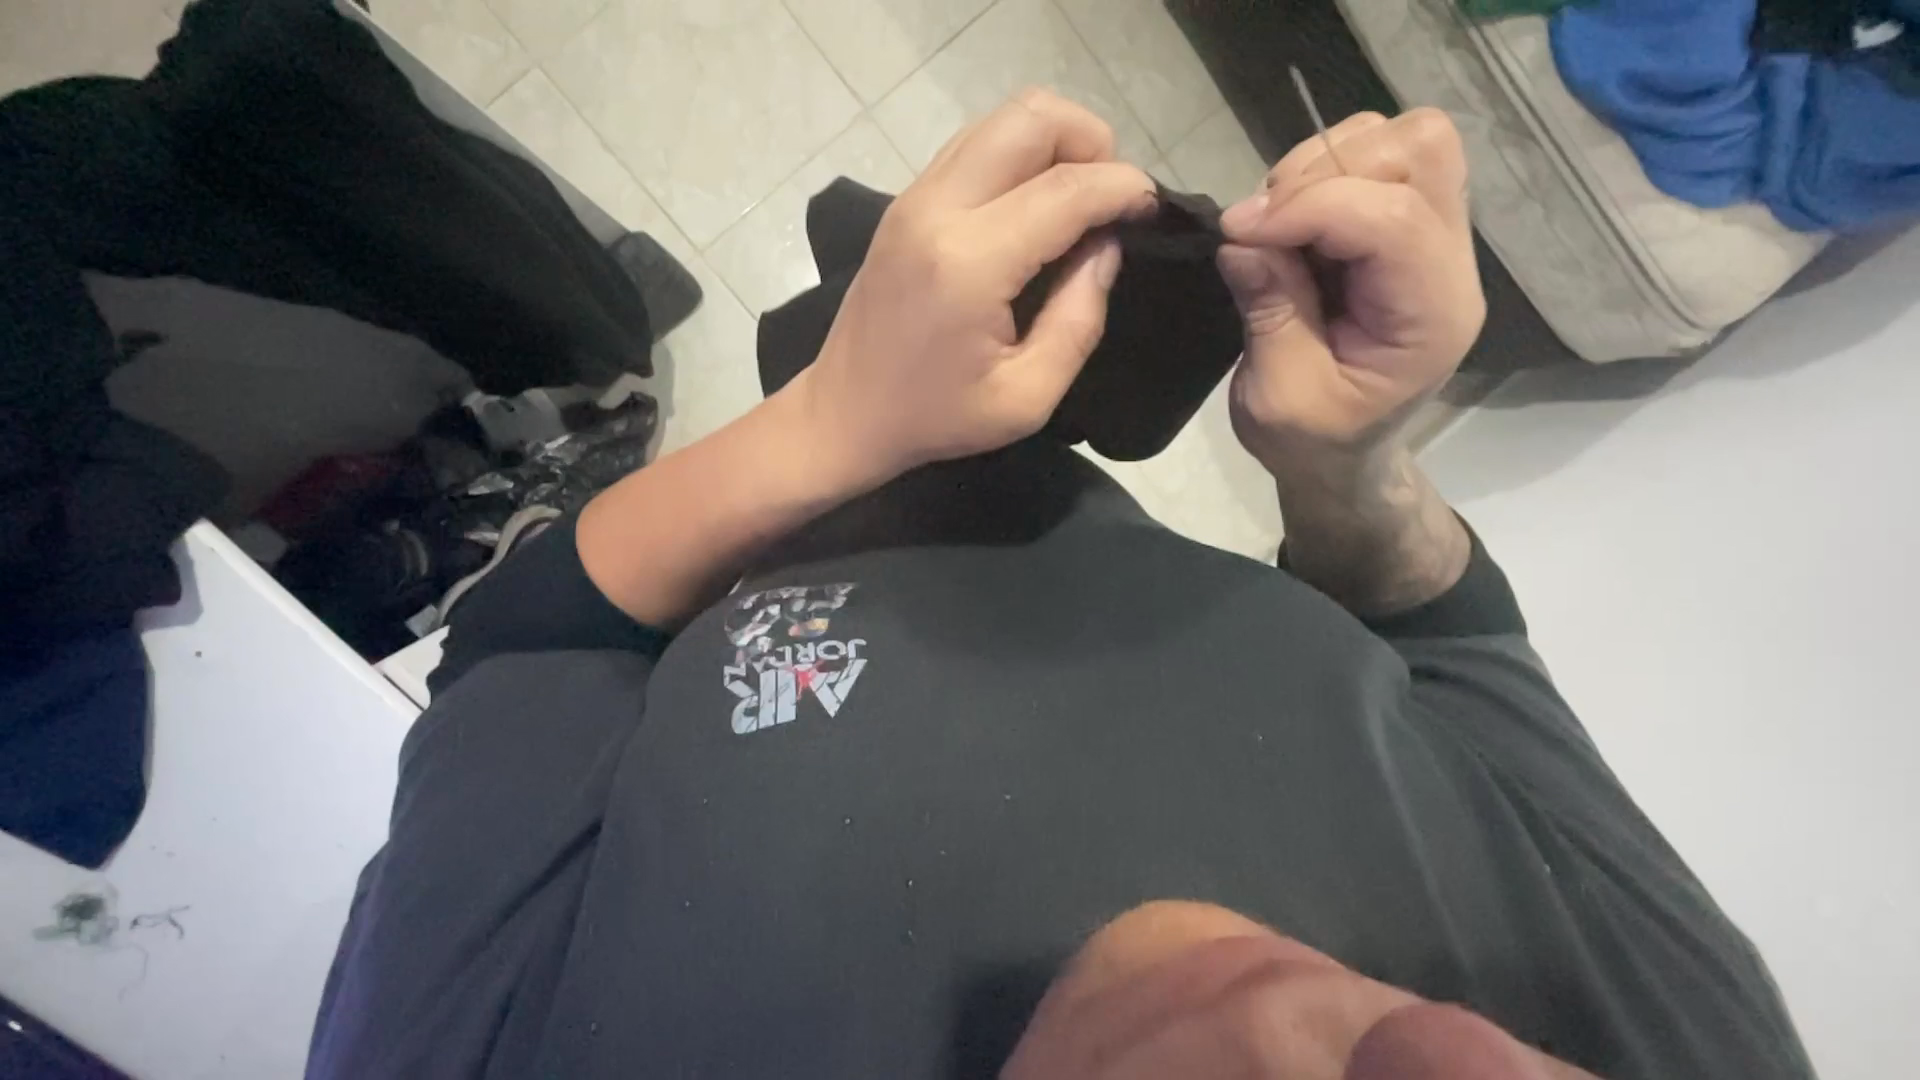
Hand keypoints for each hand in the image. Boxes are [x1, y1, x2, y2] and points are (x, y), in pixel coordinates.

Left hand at [790, 89, 1155, 483]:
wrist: (845, 415)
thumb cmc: (937, 418)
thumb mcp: (1028, 396)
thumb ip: (1079, 320)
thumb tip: (1106, 248)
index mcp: (969, 262)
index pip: (1066, 188)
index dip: (1123, 188)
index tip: (1152, 209)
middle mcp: (938, 210)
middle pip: (1032, 119)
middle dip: (1092, 143)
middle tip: (1112, 201)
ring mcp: (914, 199)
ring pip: (1001, 120)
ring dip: (1055, 143)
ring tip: (1078, 201)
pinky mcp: (905, 204)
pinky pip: (974, 146)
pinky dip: (1018, 156)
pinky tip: (1034, 206)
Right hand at [1215, 108, 1484, 482]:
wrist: (1339, 457)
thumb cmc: (1312, 440)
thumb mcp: (1279, 396)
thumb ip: (1269, 312)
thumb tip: (1241, 237)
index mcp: (1430, 315)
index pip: (1392, 218)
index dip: (1308, 208)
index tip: (1236, 232)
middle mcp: (1448, 263)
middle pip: (1420, 151)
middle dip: (1327, 170)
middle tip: (1264, 223)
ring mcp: (1433, 240)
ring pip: (1405, 141)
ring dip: (1326, 165)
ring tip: (1276, 220)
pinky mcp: (1404, 231)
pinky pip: (1381, 162)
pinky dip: (1326, 173)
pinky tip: (1291, 221)